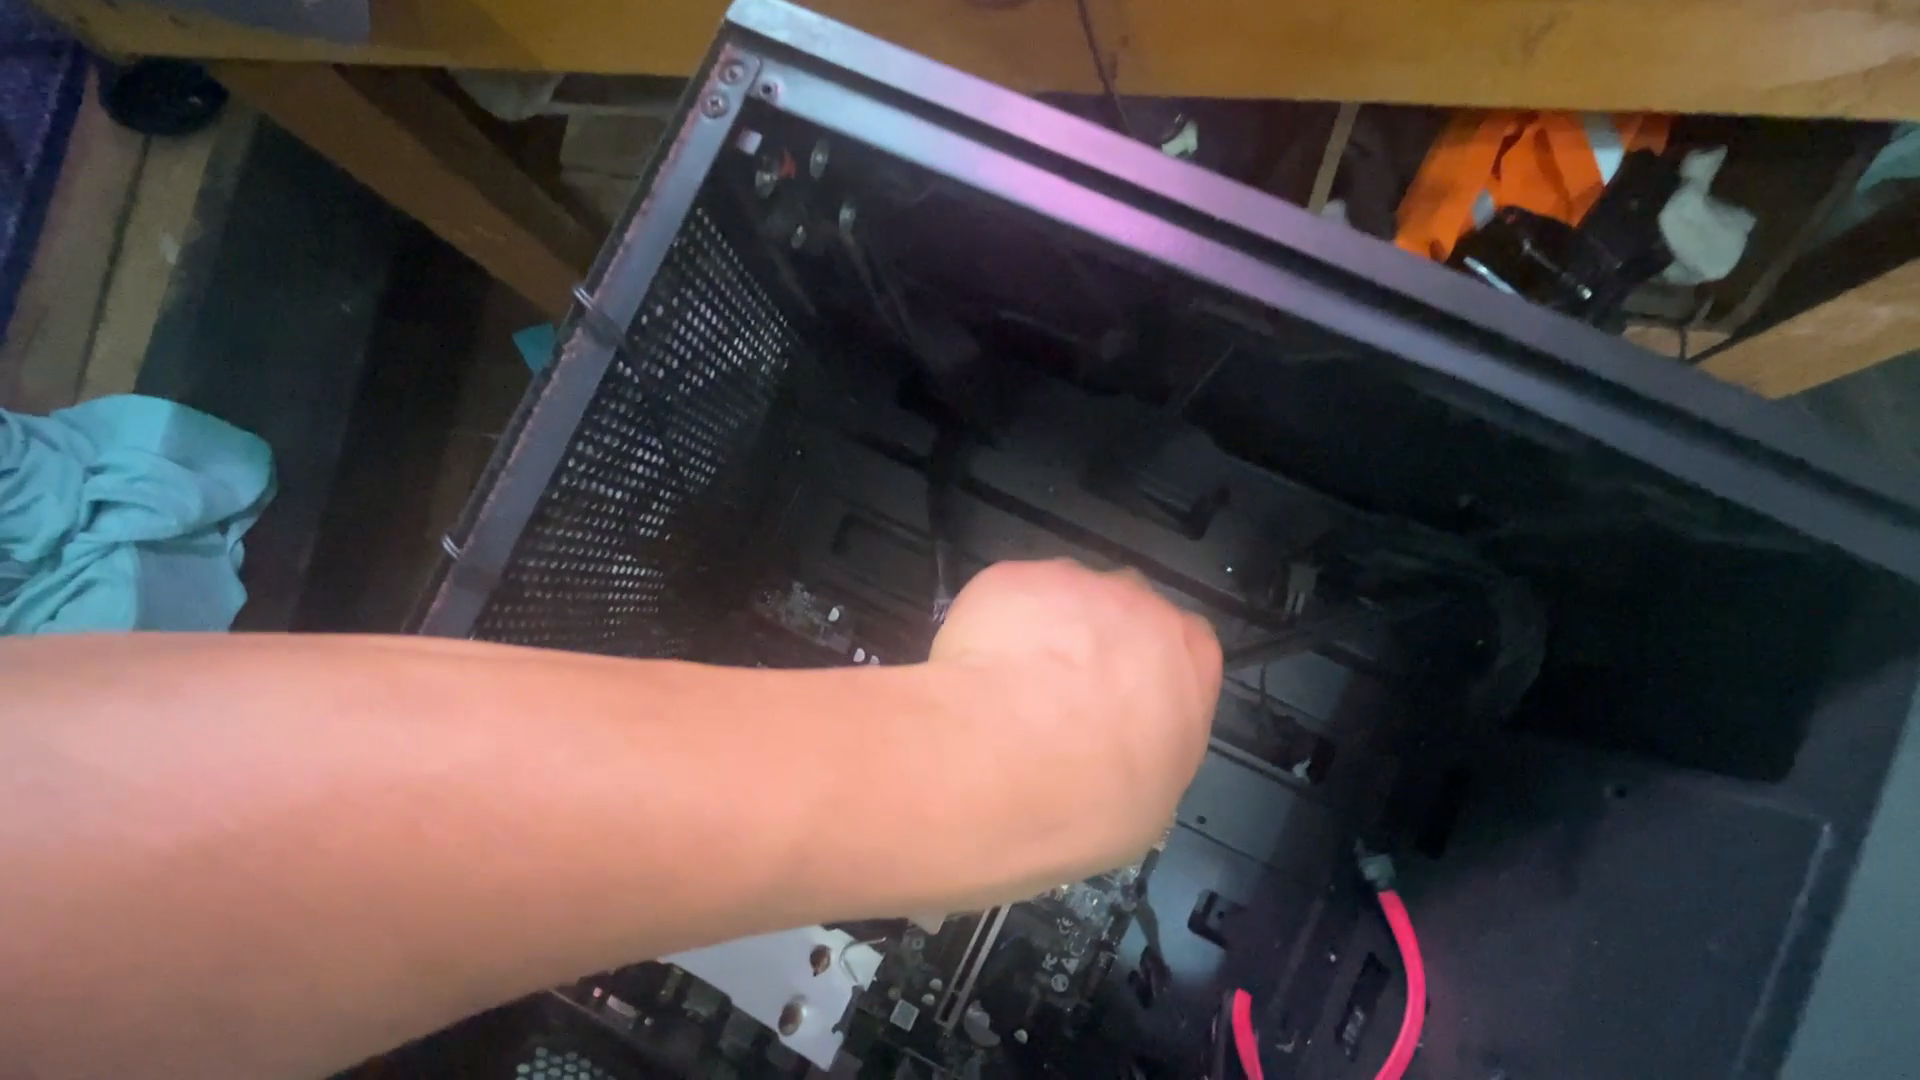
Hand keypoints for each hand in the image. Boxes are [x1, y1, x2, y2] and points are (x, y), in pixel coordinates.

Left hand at [926, 559, 1221, 898]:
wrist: (1003, 764)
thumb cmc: (1092, 798)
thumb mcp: (1155, 795)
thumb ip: (1155, 743)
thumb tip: (1129, 746)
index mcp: (1190, 656)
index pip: (1184, 644)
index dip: (1148, 669)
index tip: (1122, 699)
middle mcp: (1138, 604)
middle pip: (1122, 612)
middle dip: (1095, 645)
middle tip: (1061, 695)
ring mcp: (1072, 584)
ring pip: (1061, 598)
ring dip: (1042, 632)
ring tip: (1011, 685)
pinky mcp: (1011, 578)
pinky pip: (1008, 597)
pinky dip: (994, 624)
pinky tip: (979, 667)